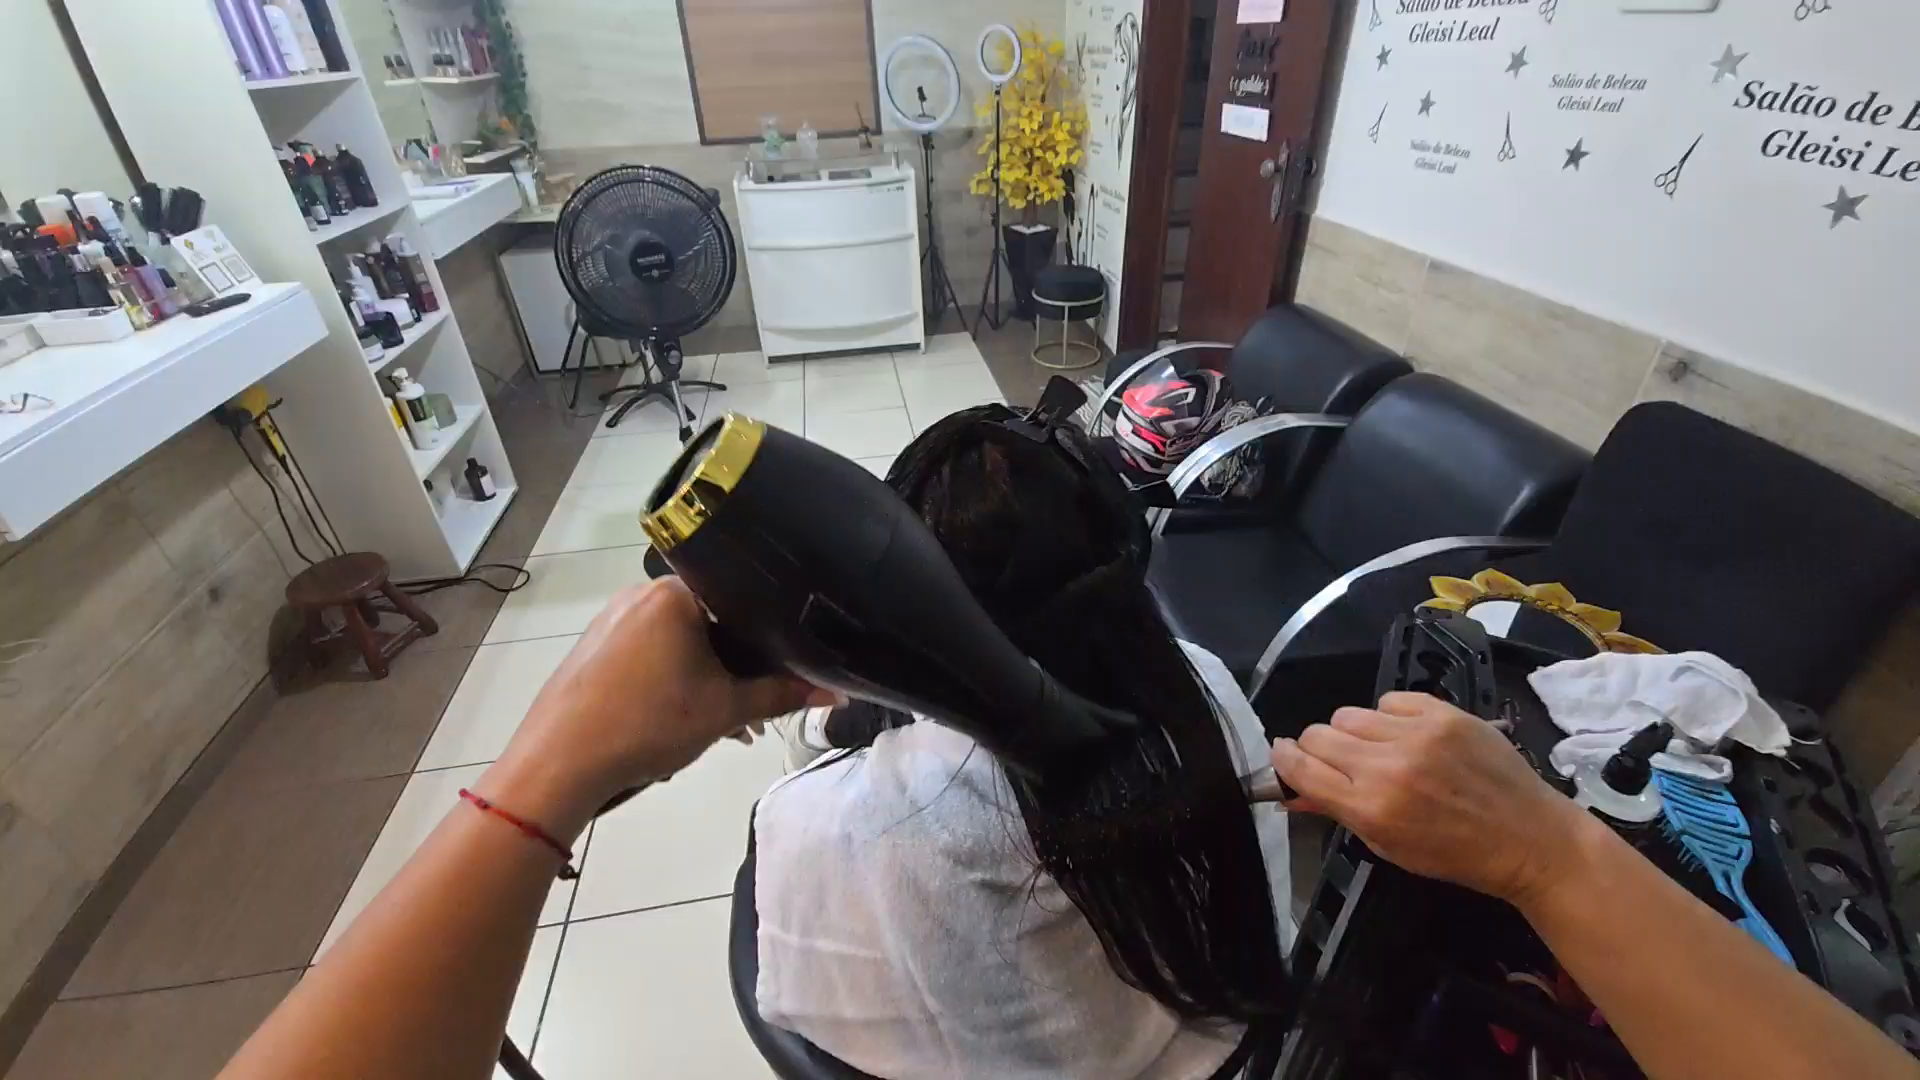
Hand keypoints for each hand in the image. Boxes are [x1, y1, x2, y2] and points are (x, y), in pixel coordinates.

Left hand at [476, 579, 837, 836]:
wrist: (556, 766)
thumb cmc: (647, 724)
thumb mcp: (725, 710)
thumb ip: (782, 695)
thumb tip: (838, 694)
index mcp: (674, 593)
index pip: (742, 597)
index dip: (769, 633)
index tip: (785, 664)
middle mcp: (640, 593)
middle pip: (711, 620)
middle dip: (737, 663)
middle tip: (753, 702)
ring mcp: (611, 619)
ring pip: (680, 639)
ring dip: (706, 674)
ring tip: (722, 721)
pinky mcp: (593, 647)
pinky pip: (650, 651)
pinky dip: (673, 676)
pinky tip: (680, 716)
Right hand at [1271, 692, 1597, 908]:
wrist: (1535, 841)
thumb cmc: (1457, 855)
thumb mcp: (1388, 845)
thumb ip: (1336, 811)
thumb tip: (1290, 791)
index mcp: (1370, 808)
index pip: (1299, 766)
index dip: (1285, 759)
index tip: (1286, 757)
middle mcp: (1387, 767)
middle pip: (1316, 734)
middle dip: (1319, 749)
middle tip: (1342, 764)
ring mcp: (1416, 736)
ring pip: (1347, 715)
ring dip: (1354, 733)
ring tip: (1381, 750)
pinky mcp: (1442, 714)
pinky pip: (1388, 700)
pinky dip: (1390, 717)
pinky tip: (1410, 737)